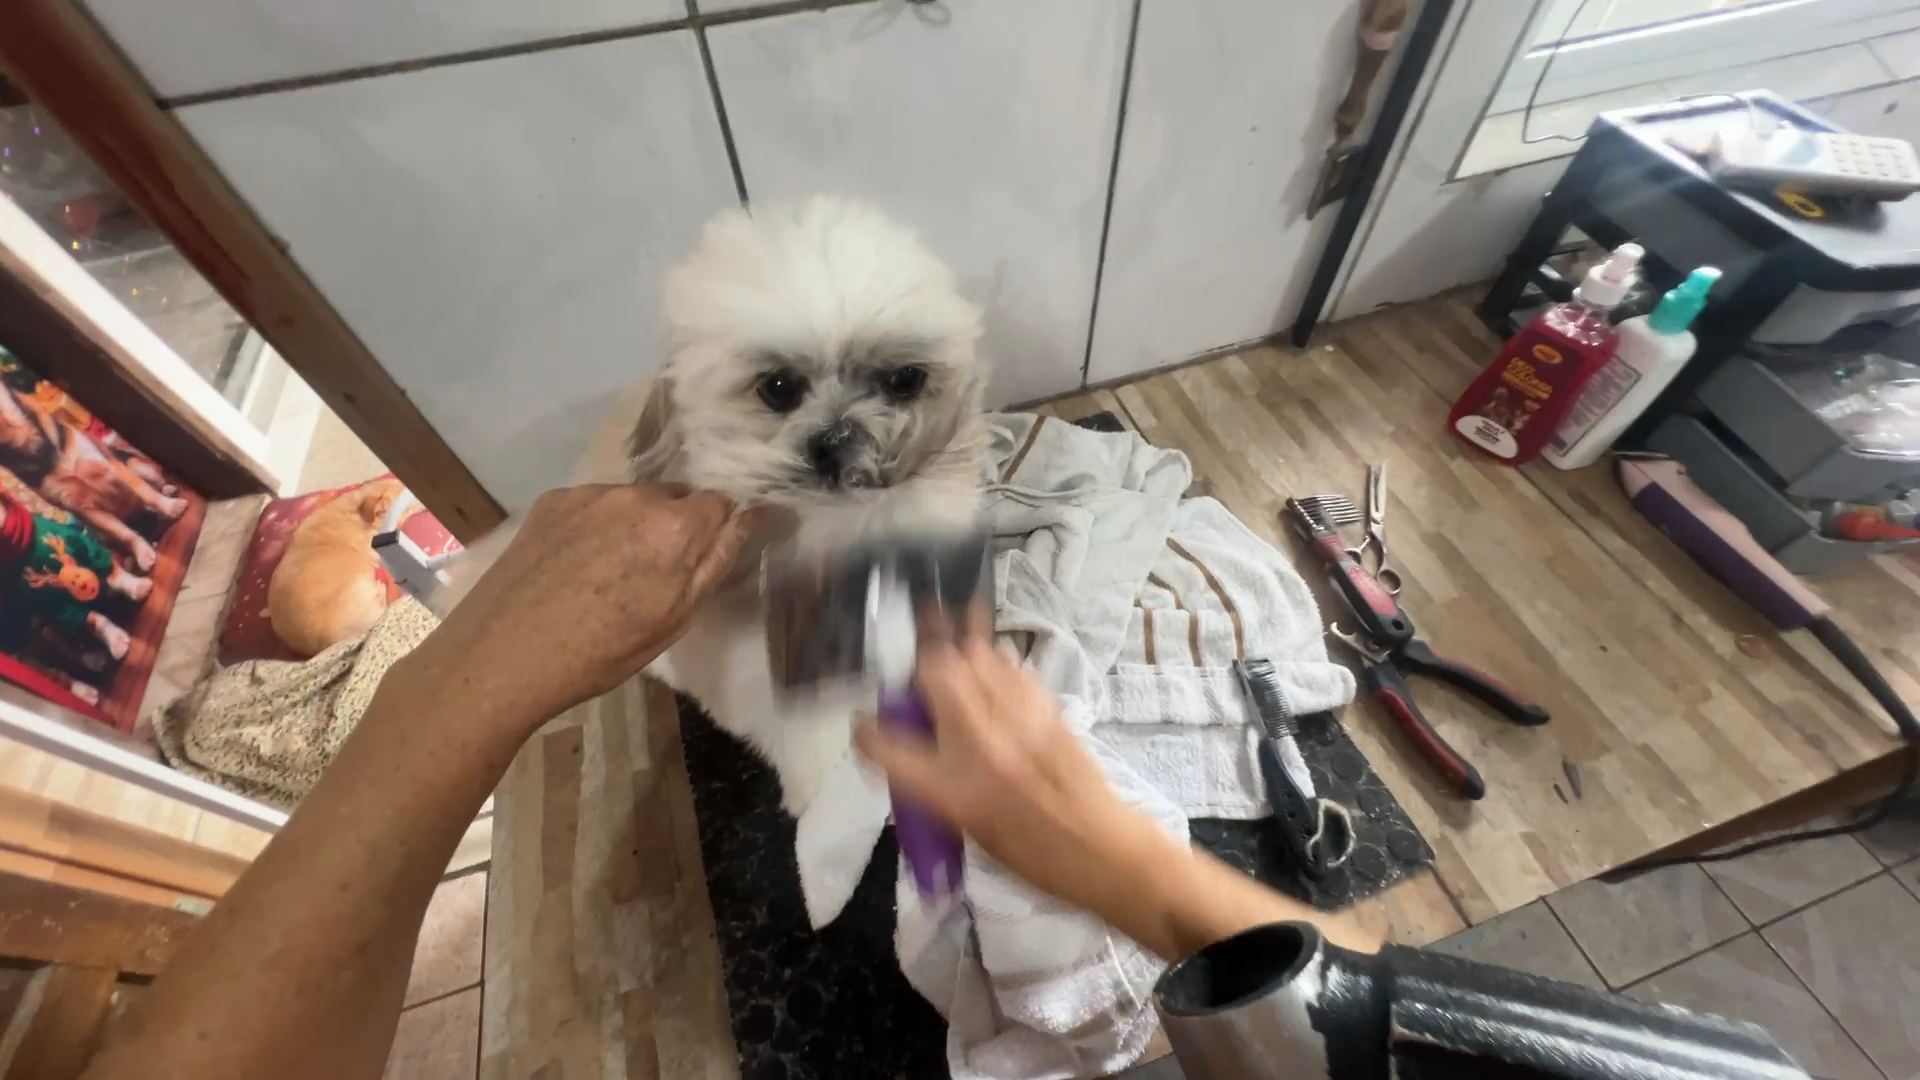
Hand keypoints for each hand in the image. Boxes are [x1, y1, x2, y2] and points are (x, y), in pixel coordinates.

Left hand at [402, 483, 769, 735]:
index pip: (722, 503)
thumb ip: (720, 558)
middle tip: (656, 574)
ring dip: (638, 524)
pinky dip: (598, 524)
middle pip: (678, 497)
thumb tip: (756, 514)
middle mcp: (635, 495)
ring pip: (635, 499)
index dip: (718, 531)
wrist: (498, 659)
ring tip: (612, 571)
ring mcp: (588, 494)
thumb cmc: (603, 649)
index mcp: (676, 525)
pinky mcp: (551, 501)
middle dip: (678, 526)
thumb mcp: (677, 616)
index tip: (701, 562)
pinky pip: (595, 503)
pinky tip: (577, 563)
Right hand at [855, 637, 1145, 918]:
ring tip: (948, 631)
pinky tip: (991, 659)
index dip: (867, 734)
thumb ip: (939, 785)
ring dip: (957, 644)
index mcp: (953, 792)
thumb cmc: (1034, 857)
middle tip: (917, 661)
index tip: (863, 727)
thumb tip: (923, 745)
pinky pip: (1011, 667)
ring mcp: (1016, 721)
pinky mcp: (1046, 708)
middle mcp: (981, 748)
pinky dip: (995, 659)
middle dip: (920, 659)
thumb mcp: (971, 830)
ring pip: (975, 657)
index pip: (889, 749)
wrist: (1105, 851)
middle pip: (936, 675)